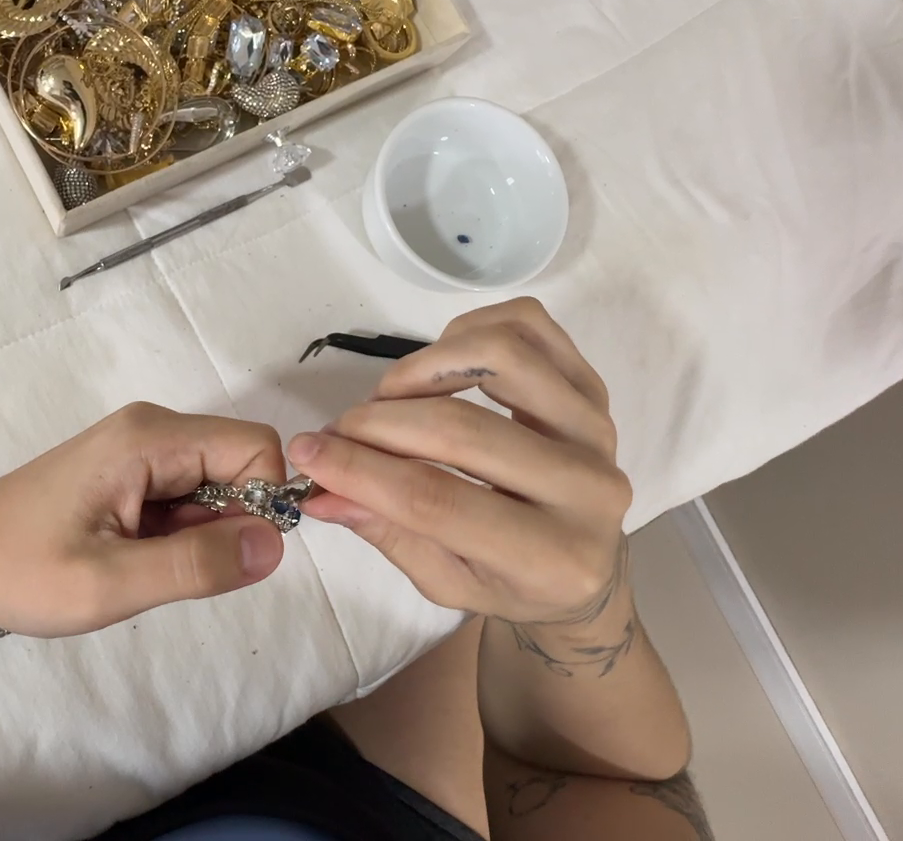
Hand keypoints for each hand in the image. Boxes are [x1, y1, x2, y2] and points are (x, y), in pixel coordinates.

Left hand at [0, 403, 288, 638]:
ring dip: (200, 532)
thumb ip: (196, 564)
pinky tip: (134, 557)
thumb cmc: (20, 569)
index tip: (229, 558)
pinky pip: (183, 495)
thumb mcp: (109, 583)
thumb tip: (275, 544)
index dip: (262, 502)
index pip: (254, 448)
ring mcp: (138, 448)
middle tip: (171, 568)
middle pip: (236, 463)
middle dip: (229, 522)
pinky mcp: (127, 470)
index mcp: (149, 439)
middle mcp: (151, 430)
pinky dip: (178, 532)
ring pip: (212, 484)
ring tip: (142, 565)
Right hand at [290, 298, 630, 626]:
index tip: (305, 451)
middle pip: (460, 429)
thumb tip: (319, 487)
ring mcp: (597, 427)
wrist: (585, 563)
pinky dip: (466, 331)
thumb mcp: (443, 580)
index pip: (436, 501)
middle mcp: (589, 488)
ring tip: (388, 398)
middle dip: (375, 424)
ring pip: (498, 356)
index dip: (359, 470)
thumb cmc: (509, 580)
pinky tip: (437, 365)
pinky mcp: (593, 385)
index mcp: (551, 557)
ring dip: (419, 369)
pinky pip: (527, 323)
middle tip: (336, 429)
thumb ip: (383, 530)